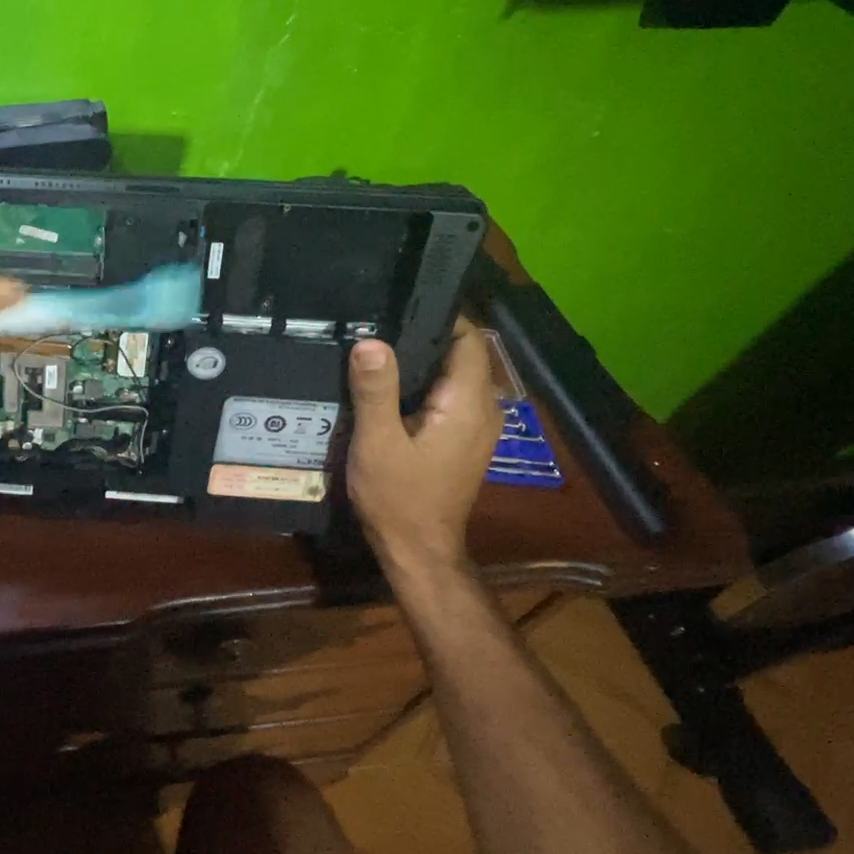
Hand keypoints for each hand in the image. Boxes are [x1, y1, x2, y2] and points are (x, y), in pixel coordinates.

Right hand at [342, 317, 501, 574]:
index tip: (397, 304)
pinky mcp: (464, 440)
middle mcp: (483, 409)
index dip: (437, 316)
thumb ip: (376, 391)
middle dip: (424, 335)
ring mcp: (477, 426)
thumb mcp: (377, 443)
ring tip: (377, 347)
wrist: (418, 549)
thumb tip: (370, 342)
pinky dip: (424, 383)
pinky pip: (449, 395)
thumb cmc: (398, 497)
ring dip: (422, 360)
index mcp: (466, 403)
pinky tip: (388, 386)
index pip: (467, 340)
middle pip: (462, 354)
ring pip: (455, 375)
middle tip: (377, 322)